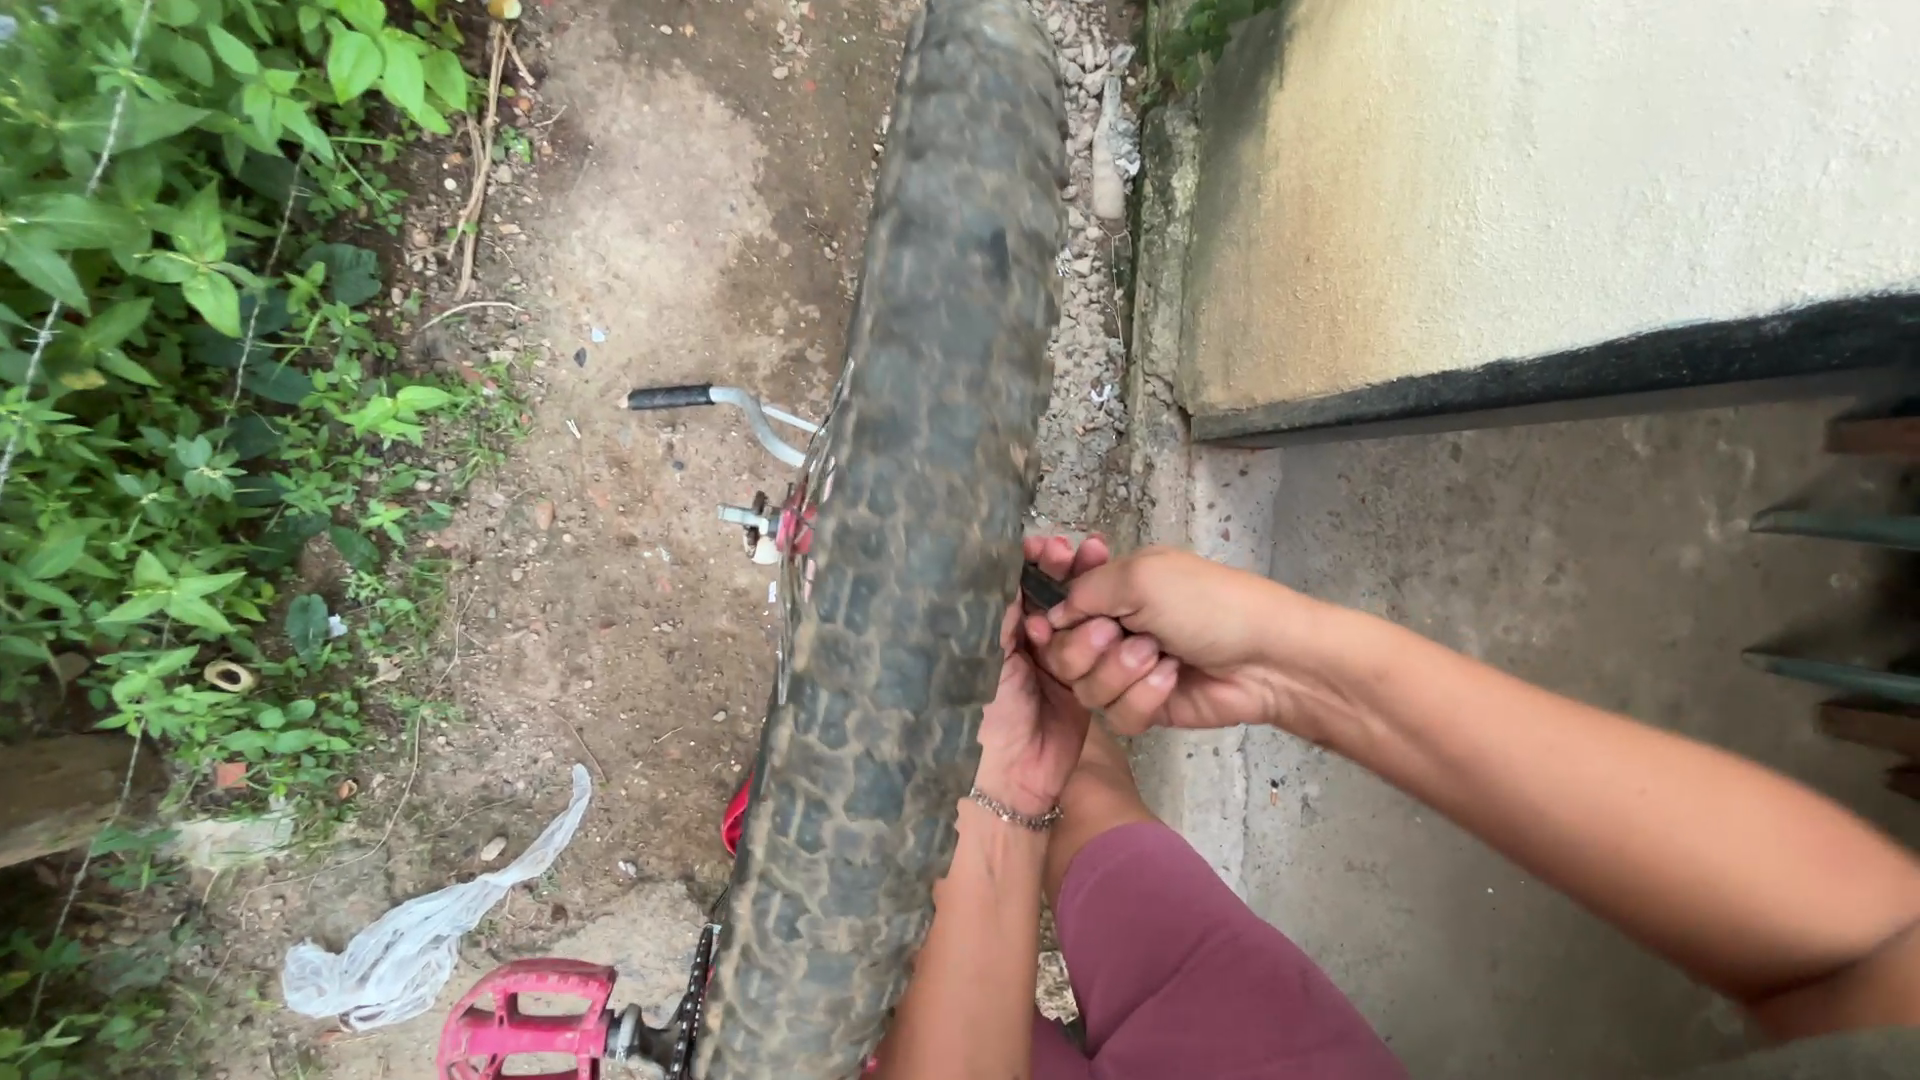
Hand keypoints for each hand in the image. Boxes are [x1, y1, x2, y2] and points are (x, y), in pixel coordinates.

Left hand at [969, 538, 1100, 816]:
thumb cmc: (979, 710)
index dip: (1035, 562)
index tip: (1047, 543)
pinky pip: (1102, 654)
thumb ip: (1001, 611)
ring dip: (1089, 592)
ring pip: (1081, 618)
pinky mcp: (1085, 685)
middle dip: (1068, 570)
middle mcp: (1029, 641)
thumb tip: (1013, 562)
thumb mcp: (982, 653)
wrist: (1005, 776)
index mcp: (997, 629)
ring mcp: (1059, 662)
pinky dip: (1110, 632)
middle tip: (1082, 550)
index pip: (1020, 585)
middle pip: (1055, 595)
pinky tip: (1116, 611)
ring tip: (1095, 566)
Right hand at [1024, 544, 1358, 741]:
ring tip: (1160, 657)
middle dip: (1087, 647)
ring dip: (1121, 672)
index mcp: (1110, 590)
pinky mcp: (1145, 708)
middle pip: (1059, 652)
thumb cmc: (1206, 603)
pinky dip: (1143, 698)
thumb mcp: (1141, 577)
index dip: (1043, 615)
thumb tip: (1050, 617)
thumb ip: (1084, 590)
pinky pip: (1116, 715)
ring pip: (1083, 687)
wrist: (1267, 657)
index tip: (1037, 622)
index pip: (1055, 604)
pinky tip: (1172, 680)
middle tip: (1122, 635)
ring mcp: (1126, 671)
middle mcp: (1112, 629)